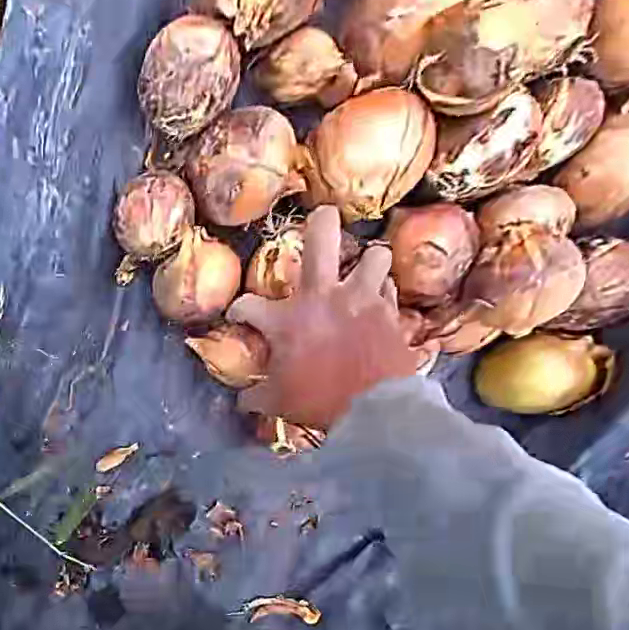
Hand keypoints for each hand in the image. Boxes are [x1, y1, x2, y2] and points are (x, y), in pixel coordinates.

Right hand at [229, 205, 429, 428]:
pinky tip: (376, 304)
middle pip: (322, 235)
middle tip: (319, 220)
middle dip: (320, 221)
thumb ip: (256, 395)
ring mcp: (361, 299)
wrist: (374, 409)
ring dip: (366, 262)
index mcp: (286, 319)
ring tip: (360, 273)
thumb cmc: (318, 402)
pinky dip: (382, 293)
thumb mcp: (277, 402)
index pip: (248, 304)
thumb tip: (241, 399)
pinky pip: (389, 288)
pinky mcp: (389, 312)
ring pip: (373, 254)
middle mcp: (323, 297)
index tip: (238, 316)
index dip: (238, 310)